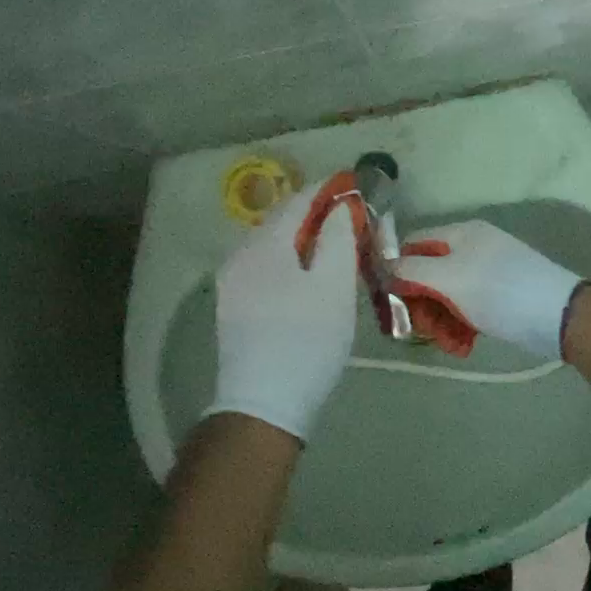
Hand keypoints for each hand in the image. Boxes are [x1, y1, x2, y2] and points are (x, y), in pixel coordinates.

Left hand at [202, 179, 357, 441]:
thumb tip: (340, 206)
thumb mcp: (334, 287)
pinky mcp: (234, 307)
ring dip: (304, 241)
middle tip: (353, 223)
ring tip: (336, 251)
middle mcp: (240, 255)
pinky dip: (291, 262)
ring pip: (273, 246)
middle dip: (317, 216)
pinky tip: (309, 280)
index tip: (358, 189)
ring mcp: (232, 282)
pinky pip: (265, 268)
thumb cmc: (306, 340)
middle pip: (282, 221)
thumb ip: (339, 238)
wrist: (264, 402)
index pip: (300, 200)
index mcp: (264, 244)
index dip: (330, 191)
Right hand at [392, 220, 582, 359]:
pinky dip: (460, 326)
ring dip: (440, 321)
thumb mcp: (450, 278)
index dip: (396, 271)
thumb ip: (411, 270)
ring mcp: (486, 274)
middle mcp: (471, 249)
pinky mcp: (498, 298)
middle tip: (421, 330)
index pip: (412, 245)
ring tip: (450, 342)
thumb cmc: (500, 291)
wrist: (559, 315)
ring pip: (446, 296)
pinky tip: (464, 345)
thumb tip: (382, 267)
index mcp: (460, 234)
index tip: (388, 303)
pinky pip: (467, 308)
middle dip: (421, 304)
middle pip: (428, 274)